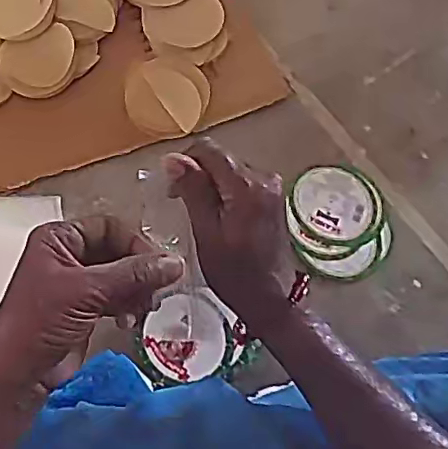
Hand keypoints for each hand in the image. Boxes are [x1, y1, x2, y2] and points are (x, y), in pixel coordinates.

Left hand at [0, 216, 184, 391]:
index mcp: (58, 239)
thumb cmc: (39, 323)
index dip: (134, 244)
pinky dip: (127, 306)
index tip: (158, 264)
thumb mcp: (87, 291)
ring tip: (143, 308)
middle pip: (116, 252)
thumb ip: (133, 274)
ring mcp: (74, 285)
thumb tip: (173, 263)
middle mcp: (65, 256)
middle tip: (156, 290)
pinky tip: (129, 320)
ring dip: (135, 291)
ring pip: (119, 277)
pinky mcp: (82, 310)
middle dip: (137, 272)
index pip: (107, 228)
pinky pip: (115, 298)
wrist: (17, 375)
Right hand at [166, 140, 298, 334]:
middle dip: (198, 175)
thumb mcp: (206, 231)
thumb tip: (173, 158)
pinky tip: (220, 218)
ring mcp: (272, 187)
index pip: (208, 150)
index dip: (185, 162)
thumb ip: (192, 190)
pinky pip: (242, 183)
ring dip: (211, 185)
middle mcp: (264, 178)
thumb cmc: (234, 272)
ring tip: (202, 215)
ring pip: (229, 171)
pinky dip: (226, 193)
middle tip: (183, 205)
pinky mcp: (274, 197)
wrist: (271, 298)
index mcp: (246, 185)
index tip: (173, 188)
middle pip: (220, 159)